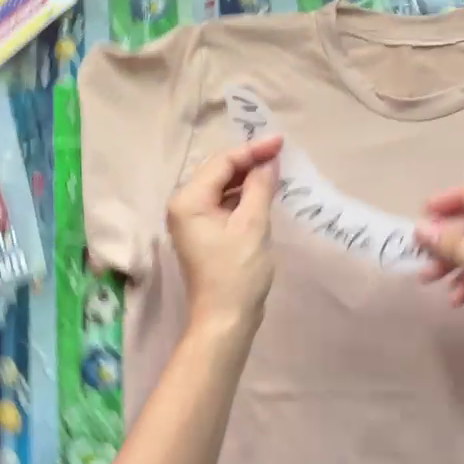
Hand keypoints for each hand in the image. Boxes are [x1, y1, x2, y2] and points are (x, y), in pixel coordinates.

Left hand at [167, 135, 284, 336]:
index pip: (222, 162)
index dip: (252, 150)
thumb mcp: (253, 225)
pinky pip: (223, 203)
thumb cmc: (237, 273)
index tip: (280, 142)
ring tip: (276, 168)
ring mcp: (192, 220)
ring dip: (248, 177)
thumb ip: (260, 186)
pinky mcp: (204, 233)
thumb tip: (269, 160)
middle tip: (280, 152)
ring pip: (222, 186)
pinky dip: (243, 195)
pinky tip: (264, 191)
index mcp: (188, 200)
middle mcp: (183, 205)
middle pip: (219, 171)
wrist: (225, 321)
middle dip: (250, 160)